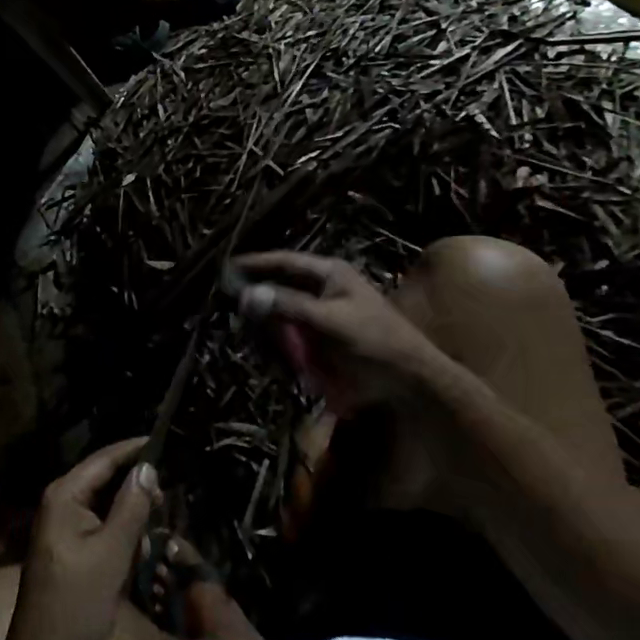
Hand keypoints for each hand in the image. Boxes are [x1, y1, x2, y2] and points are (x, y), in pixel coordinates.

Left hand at [2, 437, 158, 639]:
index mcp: (65, 495)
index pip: (105, 458)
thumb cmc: (75, 604)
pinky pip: (105, 526)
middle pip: (108, 478)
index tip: (167, 441)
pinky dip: (124, 534)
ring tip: (155, 526)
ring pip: (110, 504)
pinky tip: (138, 550)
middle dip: (137, 487)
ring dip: (133, 515)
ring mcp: (67, 526)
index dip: (135, 448)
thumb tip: (149, 466)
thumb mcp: (111, 554)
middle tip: (168, 496)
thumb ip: (131, 506)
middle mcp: (63, 502)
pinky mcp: (73, 547)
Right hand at [234, 251, 448, 415]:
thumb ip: (289, 306)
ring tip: (255, 336)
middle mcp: (325, 288)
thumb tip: (248, 294)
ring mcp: (325, 314)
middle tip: (237, 311)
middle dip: (261, 299)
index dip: (257, 264)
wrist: (410, 378)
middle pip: (282, 287)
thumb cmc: (374, 340)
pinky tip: (278, 354)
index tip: (228, 268)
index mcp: (329, 273)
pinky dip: (285, 343)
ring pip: (286, 314)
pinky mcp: (326, 338)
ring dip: (272, 326)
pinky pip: (297, 336)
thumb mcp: (329, 320)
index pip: (285, 261)